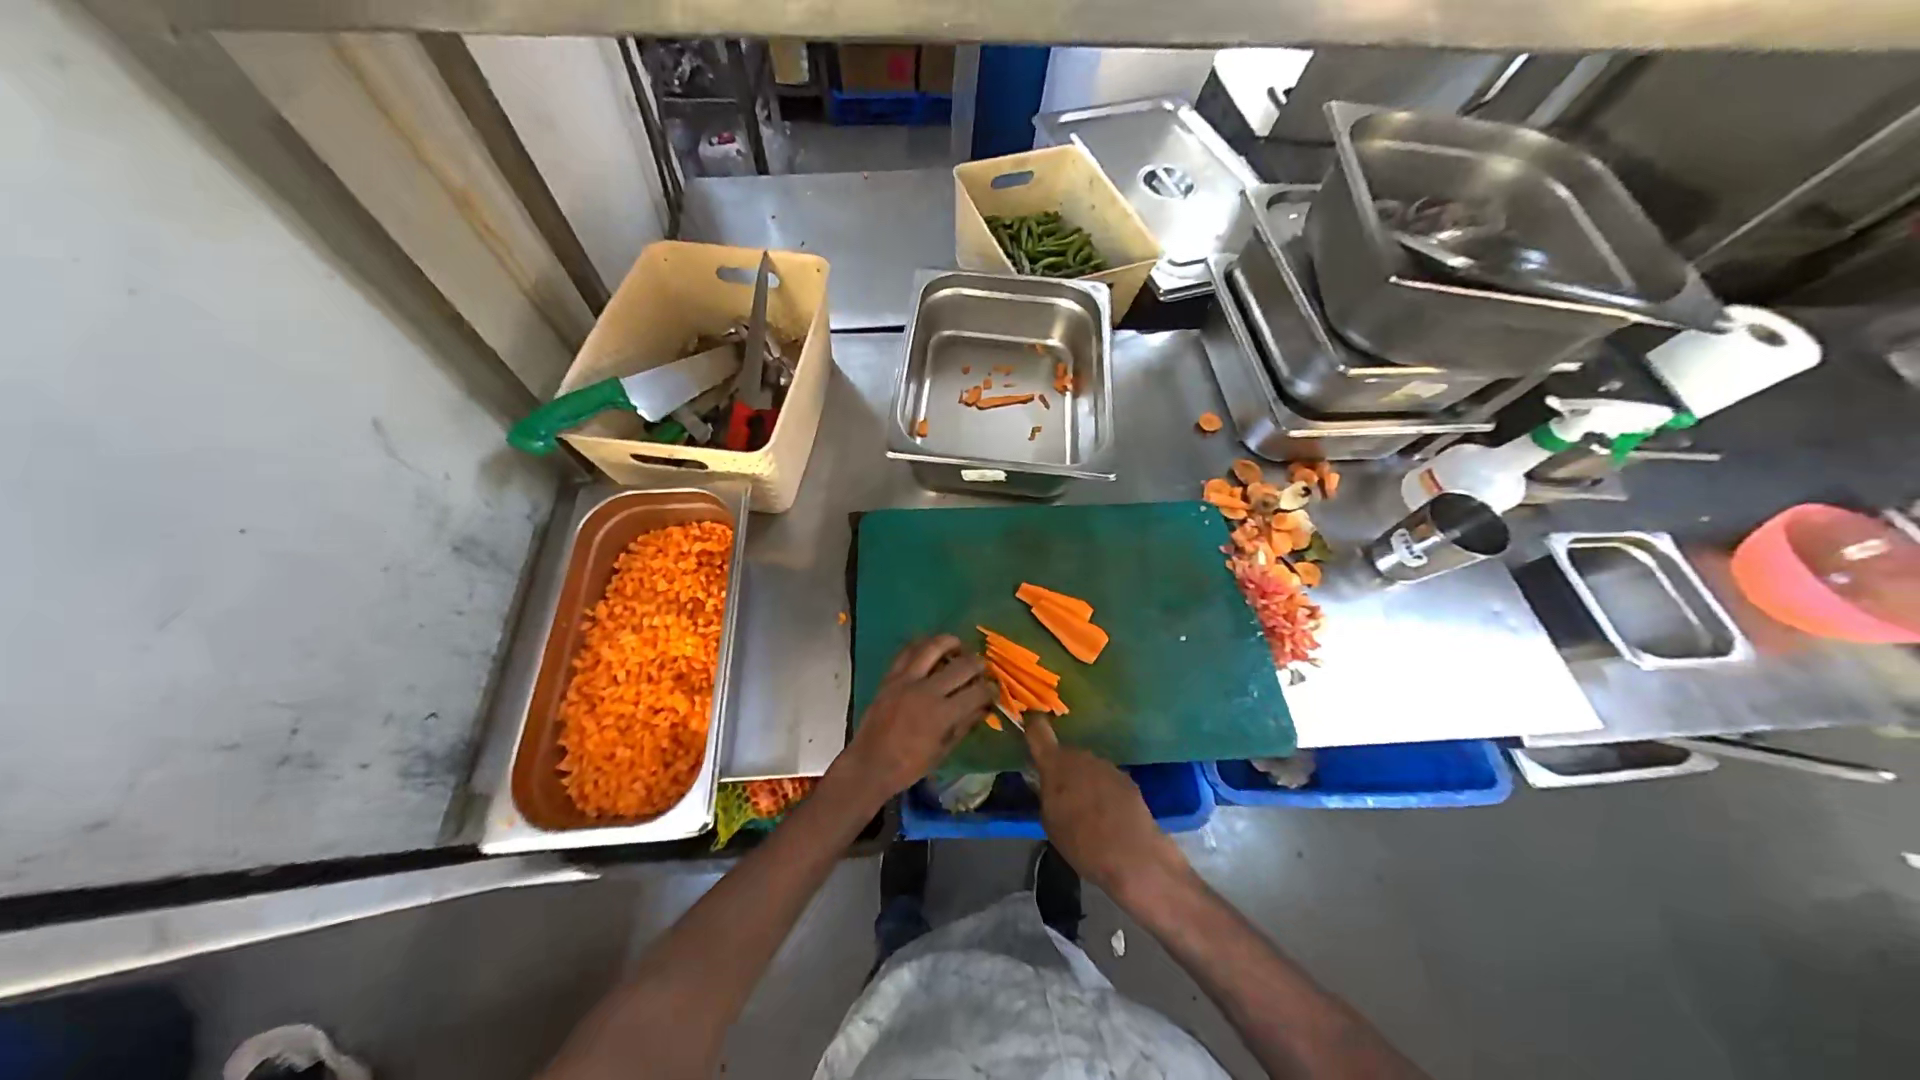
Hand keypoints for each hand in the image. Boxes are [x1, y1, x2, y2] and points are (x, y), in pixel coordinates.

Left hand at [831, 636, 995, 807]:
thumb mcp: (943, 750)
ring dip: (950, 643)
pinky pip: (907, 652)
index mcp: (942, 714)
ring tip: (958, 645)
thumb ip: (964, 725)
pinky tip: (930, 647)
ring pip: (932, 648)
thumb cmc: (909, 765)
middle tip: (982, 667)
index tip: (993, 689)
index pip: (977, 692)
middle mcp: (926, 691)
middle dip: (978, 664)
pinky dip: (921, 645)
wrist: (869, 764)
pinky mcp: (890, 677)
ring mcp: (906, 681)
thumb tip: (984, 708)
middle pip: (961, 666)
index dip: (990, 689)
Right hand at [1024, 714, 1186, 896]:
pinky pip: (1107, 779)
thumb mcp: (1049, 821)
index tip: (1028, 730)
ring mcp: (1108, 766)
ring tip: (1087, 809)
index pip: (1039, 732)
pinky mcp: (1128, 780)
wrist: (1133, 857)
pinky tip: (1109, 815)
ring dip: (1085, 780)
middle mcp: (1082, 757)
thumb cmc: (1081, 843)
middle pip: (1066, 753)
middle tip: (1060, 794)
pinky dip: (1104, 791)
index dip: (1032, 728)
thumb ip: (1045, 793)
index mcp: (1056, 764)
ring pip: (1088, 766)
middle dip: (1062, 768)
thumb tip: (1045, 781)